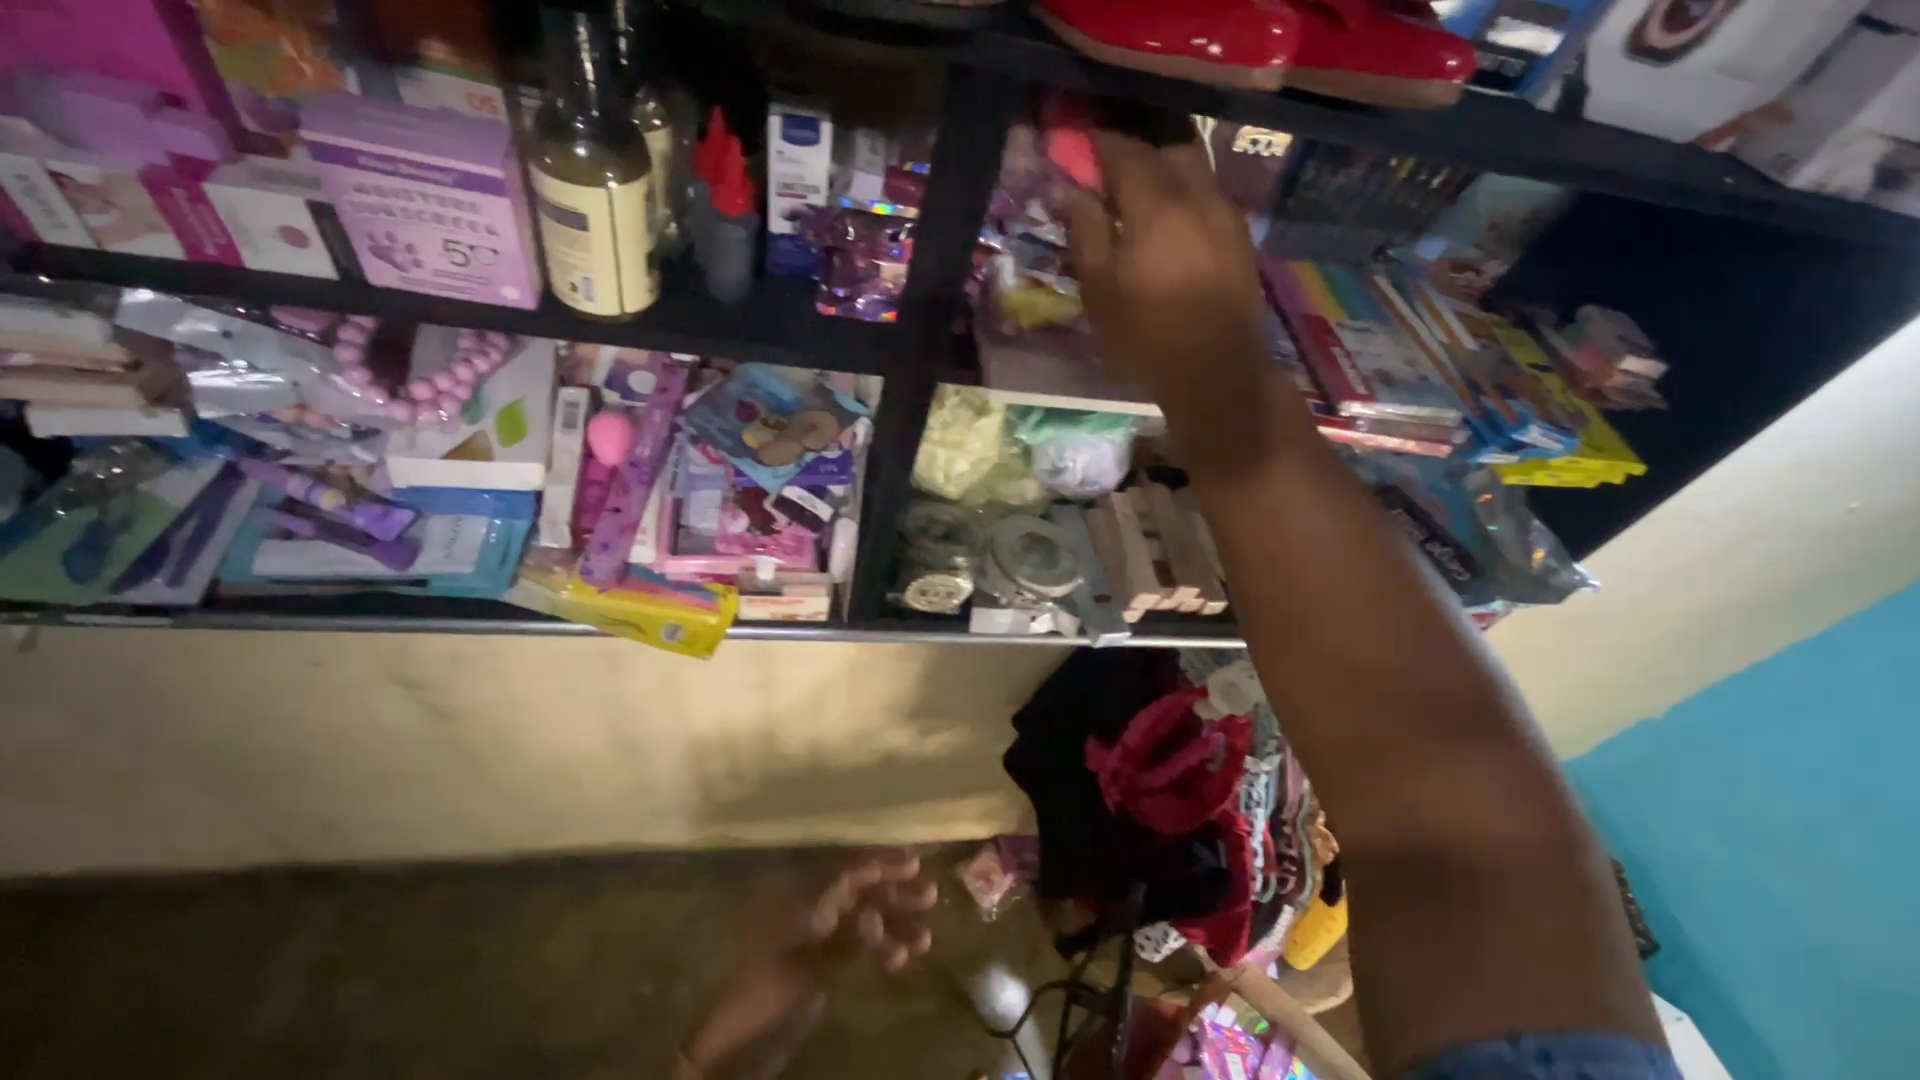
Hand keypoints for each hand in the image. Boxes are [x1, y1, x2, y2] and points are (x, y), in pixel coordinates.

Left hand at [675, 852, 937, 1079]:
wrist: (734, 1044)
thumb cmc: (763, 994)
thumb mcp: (803, 968)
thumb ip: (841, 940)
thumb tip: (878, 917)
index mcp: (796, 897)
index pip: (843, 868)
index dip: (879, 862)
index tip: (914, 862)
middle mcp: (807, 907)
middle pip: (857, 889)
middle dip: (894, 891)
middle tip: (930, 894)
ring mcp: (814, 935)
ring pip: (862, 918)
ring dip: (894, 925)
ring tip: (924, 938)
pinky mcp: (820, 962)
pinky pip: (857, 945)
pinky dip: (880, 950)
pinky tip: (901, 959)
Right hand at [1059, 130, 1269, 395]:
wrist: (1216, 372)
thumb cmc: (1146, 336)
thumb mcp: (1099, 289)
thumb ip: (1085, 230)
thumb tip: (1068, 189)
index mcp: (1155, 205)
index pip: (1124, 150)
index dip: (1098, 144)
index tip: (1078, 149)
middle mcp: (1197, 196)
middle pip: (1166, 149)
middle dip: (1136, 154)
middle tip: (1110, 178)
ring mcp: (1226, 215)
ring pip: (1195, 170)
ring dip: (1165, 174)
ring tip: (1140, 202)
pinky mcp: (1241, 238)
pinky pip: (1210, 197)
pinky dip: (1186, 197)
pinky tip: (1171, 227)